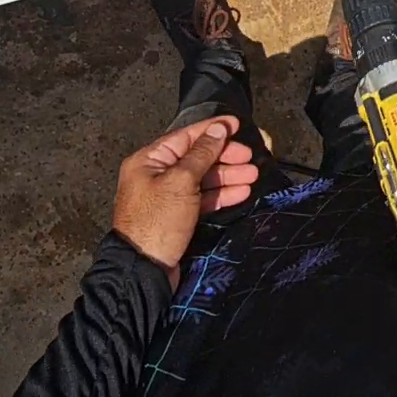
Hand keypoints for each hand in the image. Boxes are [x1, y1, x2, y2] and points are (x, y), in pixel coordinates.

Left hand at [111, 116, 259, 288]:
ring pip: (204, 178)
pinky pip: (203, 197)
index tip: (238, 124)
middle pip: (198, 157)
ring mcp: (168, 196)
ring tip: (253, 176)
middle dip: (225, 156)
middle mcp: (157, 174)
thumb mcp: (181, 182)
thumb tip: (217, 129)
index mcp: (150, 160)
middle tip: (250, 157)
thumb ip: (202, 153)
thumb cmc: (158, 220)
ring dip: (228, 176)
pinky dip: (221, 194)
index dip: (213, 129)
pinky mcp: (178, 215)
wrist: (143, 272)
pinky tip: (242, 192)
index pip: (187, 136)